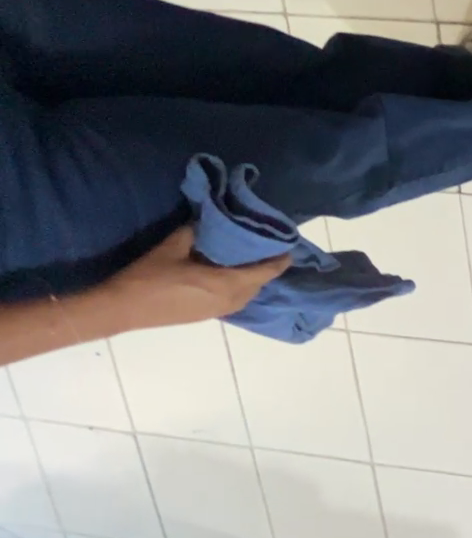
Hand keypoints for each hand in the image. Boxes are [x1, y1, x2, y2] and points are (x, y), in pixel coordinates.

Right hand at [96, 228, 290, 332]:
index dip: (280, 261)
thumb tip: (205, 221)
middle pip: (260, 283)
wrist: (119, 309)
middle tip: (263, 252)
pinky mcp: (210, 316)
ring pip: (249, 293)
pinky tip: (228, 278)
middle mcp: (233, 299)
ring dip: (252, 280)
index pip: (267, 272)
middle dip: (266, 269)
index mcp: (229, 283)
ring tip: (247, 263)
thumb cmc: (147, 278)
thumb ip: (192, 234)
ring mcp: (222, 310)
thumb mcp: (170, 249)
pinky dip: (239, 288)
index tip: (287, 249)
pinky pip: (236, 300)